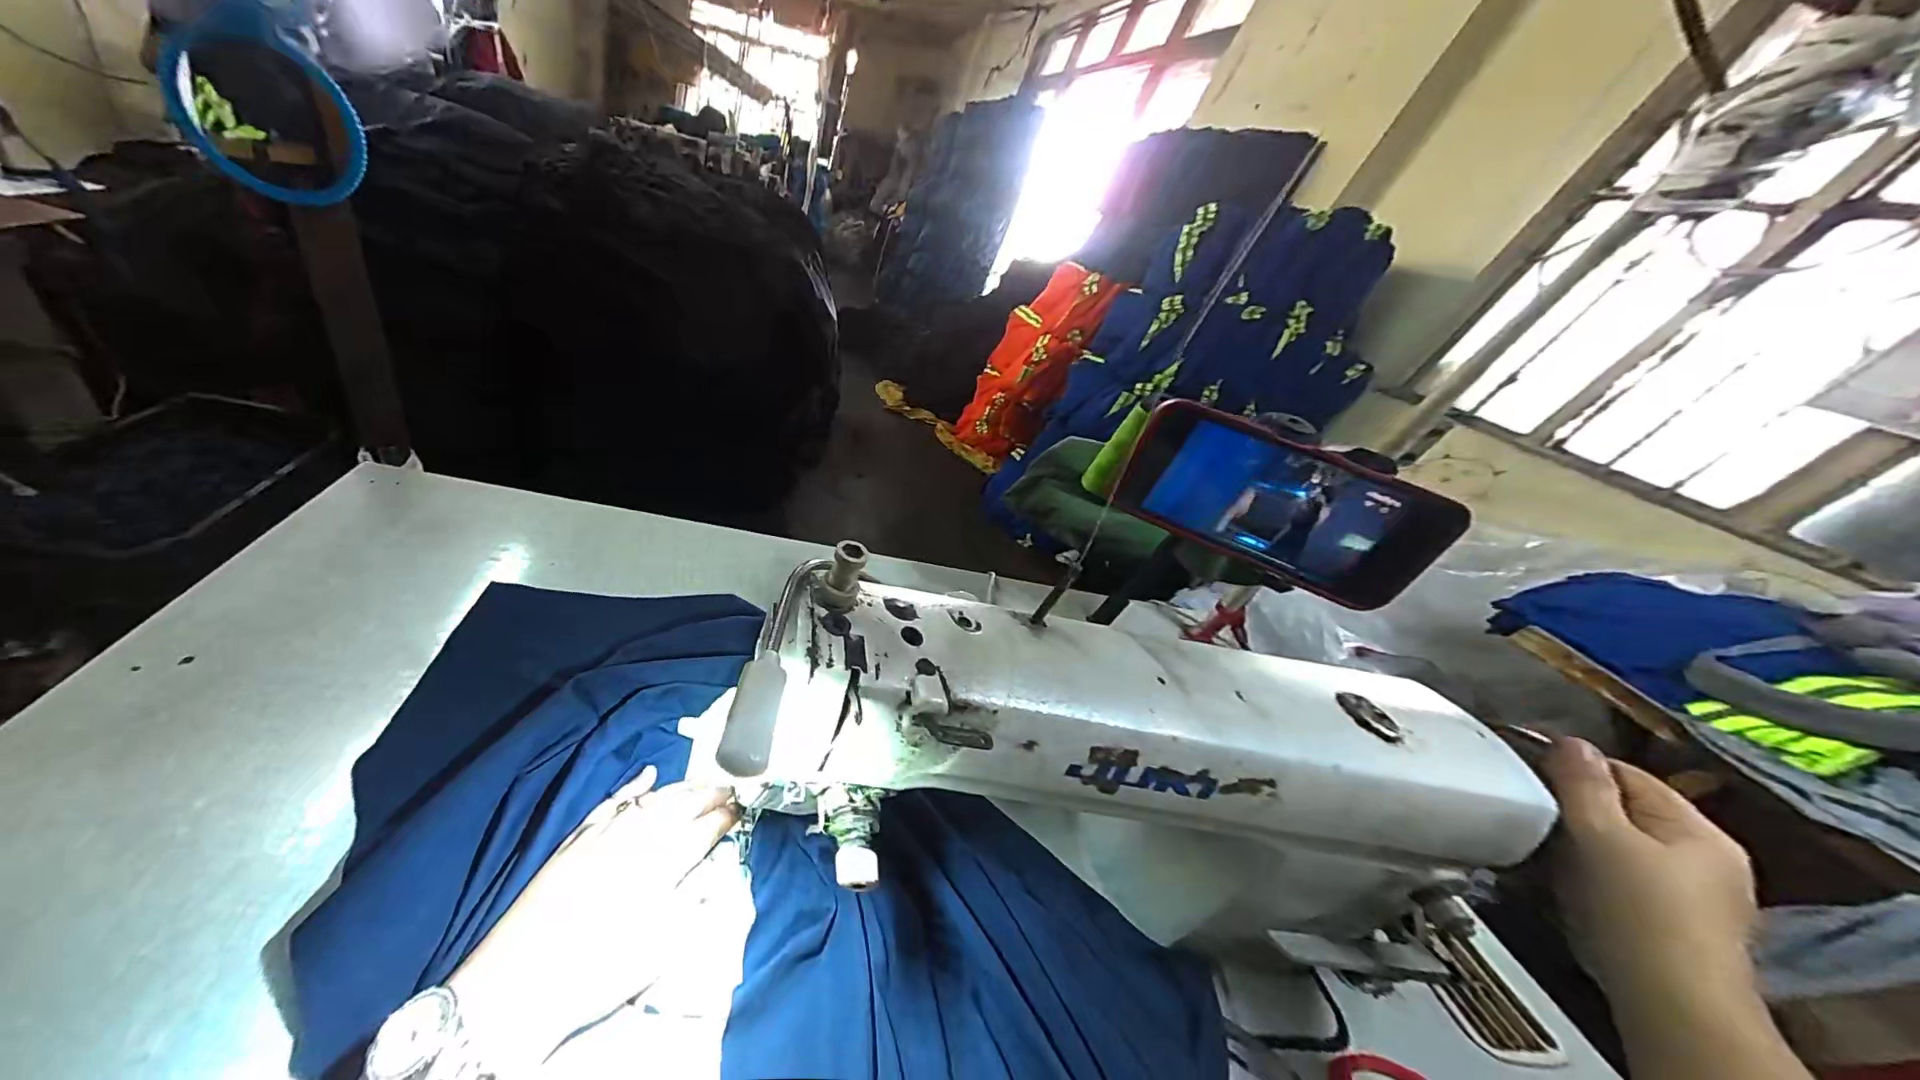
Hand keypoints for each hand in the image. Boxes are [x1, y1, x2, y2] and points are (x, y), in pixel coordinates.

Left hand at [446, 768, 737, 1069]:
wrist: (517, 988)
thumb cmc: (600, 973)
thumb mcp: (662, 946)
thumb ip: (695, 900)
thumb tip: (718, 868)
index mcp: (662, 865)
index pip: (704, 830)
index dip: (726, 817)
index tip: (744, 808)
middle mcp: (635, 841)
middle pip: (680, 807)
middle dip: (709, 795)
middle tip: (730, 788)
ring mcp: (603, 837)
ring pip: (650, 800)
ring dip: (679, 788)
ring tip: (699, 783)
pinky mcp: (575, 842)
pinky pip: (609, 804)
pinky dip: (630, 787)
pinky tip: (645, 776)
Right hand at [1541, 739, 1810, 1079]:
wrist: (1670, 1005)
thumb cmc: (1636, 912)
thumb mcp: (1600, 837)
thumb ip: (1582, 784)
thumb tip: (1570, 742)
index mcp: (1699, 832)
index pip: (1627, 774)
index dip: (1575, 768)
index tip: (1529, 772)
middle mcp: (1707, 860)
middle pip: (1625, 812)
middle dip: (1576, 809)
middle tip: (1534, 814)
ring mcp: (1696, 897)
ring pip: (1622, 848)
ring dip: (1581, 844)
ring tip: (1544, 850)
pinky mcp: (1674, 926)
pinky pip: (1624, 880)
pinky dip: (1593, 875)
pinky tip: (1568, 886)